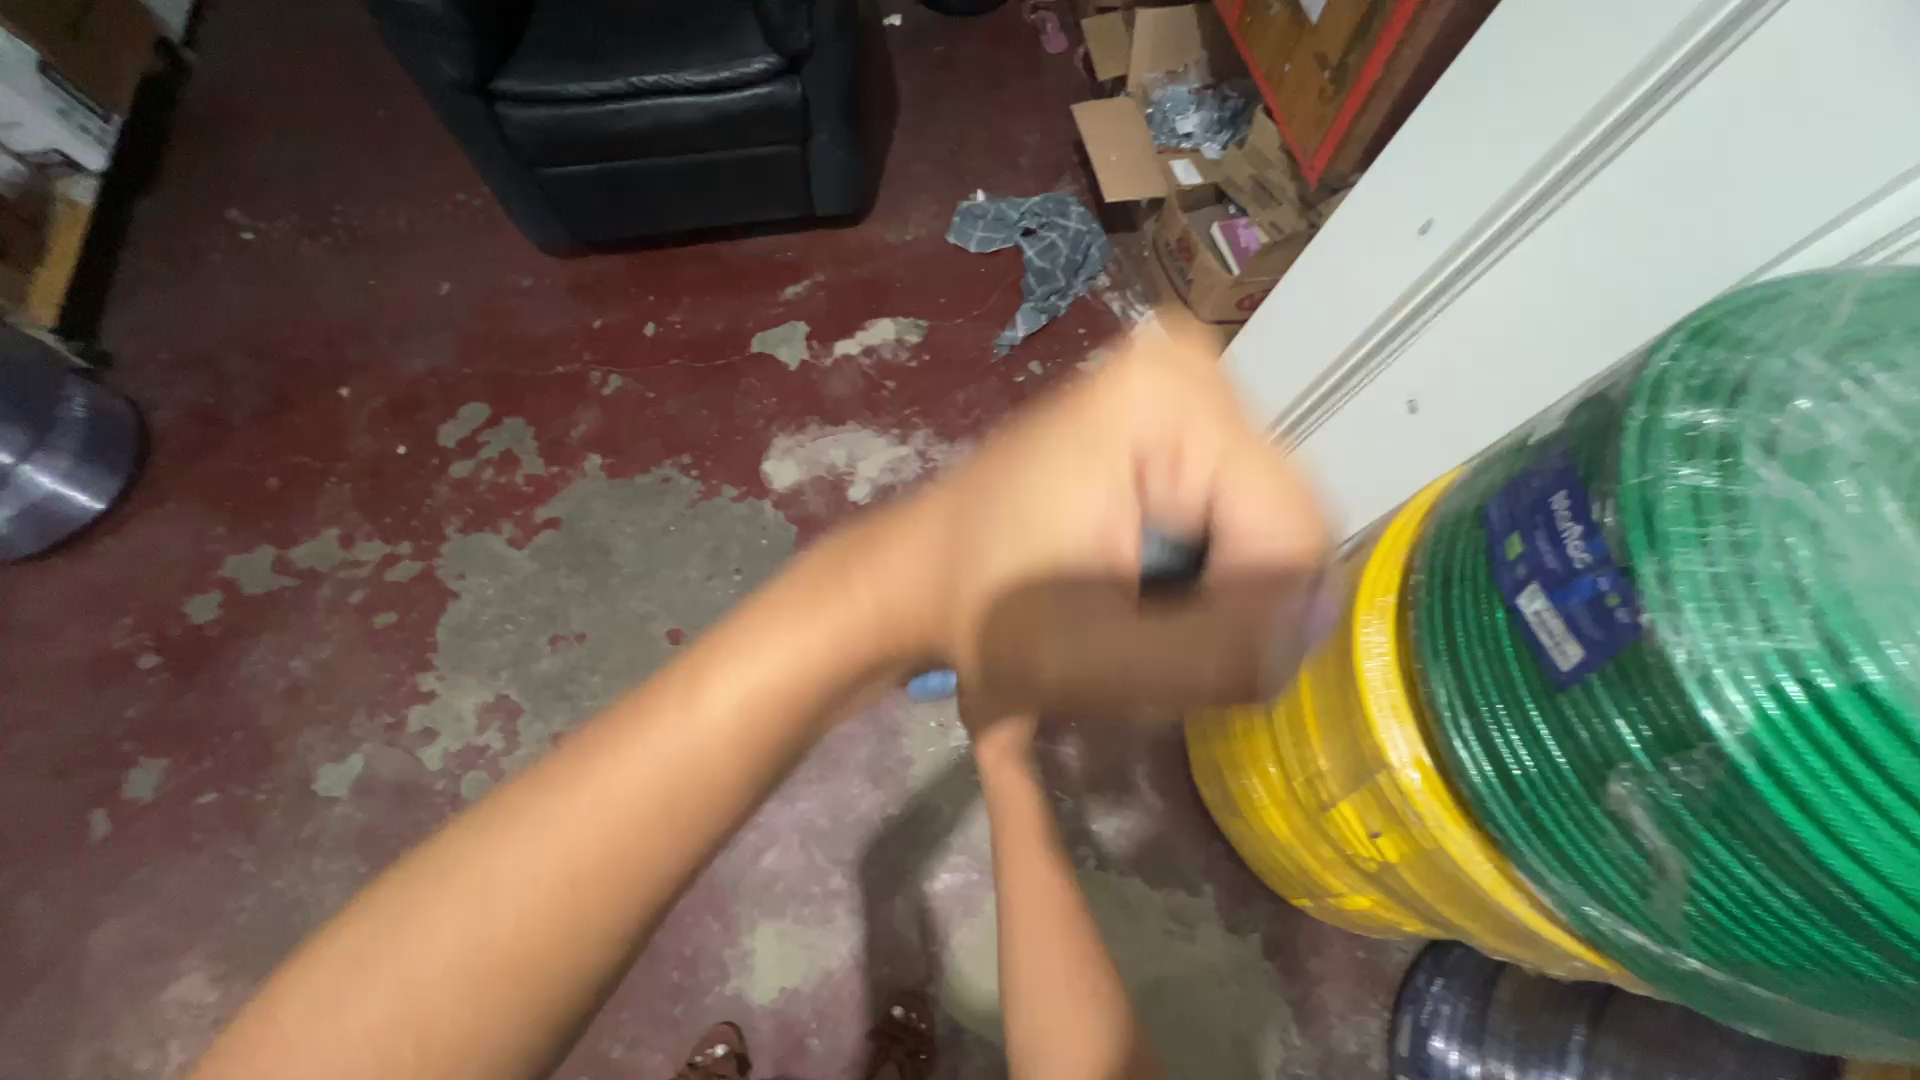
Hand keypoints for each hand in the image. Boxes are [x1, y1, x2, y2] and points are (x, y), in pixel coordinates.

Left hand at [890, 315, 1334, 717]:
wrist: (919, 574)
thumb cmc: (982, 610)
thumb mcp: (1092, 659)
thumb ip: (1216, 653)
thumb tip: (1318, 625)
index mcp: (1171, 399)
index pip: (1291, 537)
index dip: (1248, 621)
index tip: (1168, 655)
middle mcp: (1189, 368)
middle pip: (1280, 527)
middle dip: (1228, 607)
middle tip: (1144, 639)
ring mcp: (1180, 387)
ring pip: (1261, 530)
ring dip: (1213, 596)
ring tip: (1133, 614)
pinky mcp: (1170, 419)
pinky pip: (1233, 515)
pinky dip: (1199, 573)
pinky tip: (1139, 588)